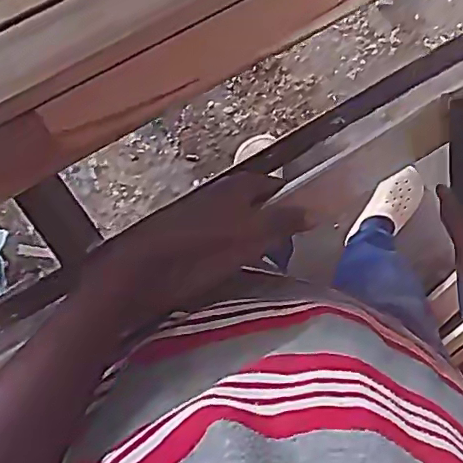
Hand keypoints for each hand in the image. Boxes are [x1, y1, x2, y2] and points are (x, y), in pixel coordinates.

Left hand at [73, 173, 308, 336]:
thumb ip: (284, 221)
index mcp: (239, 187)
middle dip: (276, 226)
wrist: (146, 273)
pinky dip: (237, 258)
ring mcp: (204, 220)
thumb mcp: (253, 234)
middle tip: (295, 250)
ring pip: (241, 228)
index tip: (310, 224)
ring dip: (256, 245)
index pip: (275, 187)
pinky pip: (224, 247)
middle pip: (258, 208)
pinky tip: (242, 275)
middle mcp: (221, 197)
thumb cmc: (204, 248)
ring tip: (273, 268)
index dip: (293, 202)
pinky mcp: (190, 244)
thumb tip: (316, 210)